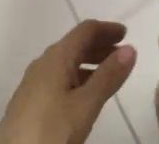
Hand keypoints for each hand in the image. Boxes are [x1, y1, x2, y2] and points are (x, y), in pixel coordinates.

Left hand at [0, 19, 137, 143]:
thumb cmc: (50, 130)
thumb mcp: (85, 105)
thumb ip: (108, 77)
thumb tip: (130, 48)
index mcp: (56, 57)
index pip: (85, 31)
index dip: (106, 29)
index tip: (126, 34)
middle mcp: (43, 64)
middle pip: (74, 44)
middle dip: (99, 46)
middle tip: (121, 54)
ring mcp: (33, 84)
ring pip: (65, 63)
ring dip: (88, 63)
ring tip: (107, 76)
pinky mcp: (28, 103)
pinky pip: (57, 78)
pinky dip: (76, 78)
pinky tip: (82, 96)